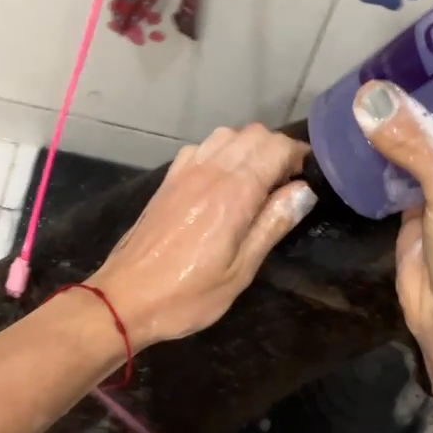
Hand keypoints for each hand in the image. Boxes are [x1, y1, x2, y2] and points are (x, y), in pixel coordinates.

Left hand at [89, 124, 315, 347]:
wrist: (126, 298)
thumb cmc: (188, 296)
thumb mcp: (241, 271)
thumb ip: (273, 224)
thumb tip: (304, 191)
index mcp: (233, 193)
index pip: (276, 148)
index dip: (299, 157)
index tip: (306, 182)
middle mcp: (209, 171)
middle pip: (254, 134)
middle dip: (277, 150)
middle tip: (285, 185)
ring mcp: (185, 172)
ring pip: (227, 134)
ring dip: (249, 148)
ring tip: (257, 182)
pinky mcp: (168, 180)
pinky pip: (202, 147)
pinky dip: (221, 152)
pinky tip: (223, 181)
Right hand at [354, 81, 432, 352]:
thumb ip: (414, 143)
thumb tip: (367, 98)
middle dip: (429, 92)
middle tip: (396, 53)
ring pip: (426, 142)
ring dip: (403, 121)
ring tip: (374, 80)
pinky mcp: (419, 206)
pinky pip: (400, 168)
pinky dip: (384, 151)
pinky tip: (362, 124)